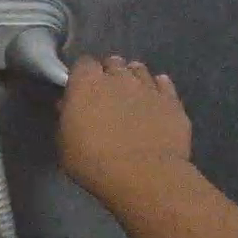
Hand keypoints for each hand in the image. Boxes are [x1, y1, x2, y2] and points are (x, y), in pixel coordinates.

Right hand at [58, 55, 192, 204]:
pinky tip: (153, 97)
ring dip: (132, 77)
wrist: (141, 174)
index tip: (79, 86)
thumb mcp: (64, 140)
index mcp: (86, 84)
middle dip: (109, 72)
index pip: (83, 63)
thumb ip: (67, 116)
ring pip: (140, 70)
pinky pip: (164, 85)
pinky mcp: (173, 102)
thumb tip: (69, 105)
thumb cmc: (91, 159)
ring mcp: (149, 88)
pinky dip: (157, 87)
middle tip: (104, 90)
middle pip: (114, 63)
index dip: (81, 73)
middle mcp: (119, 78)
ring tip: (129, 92)